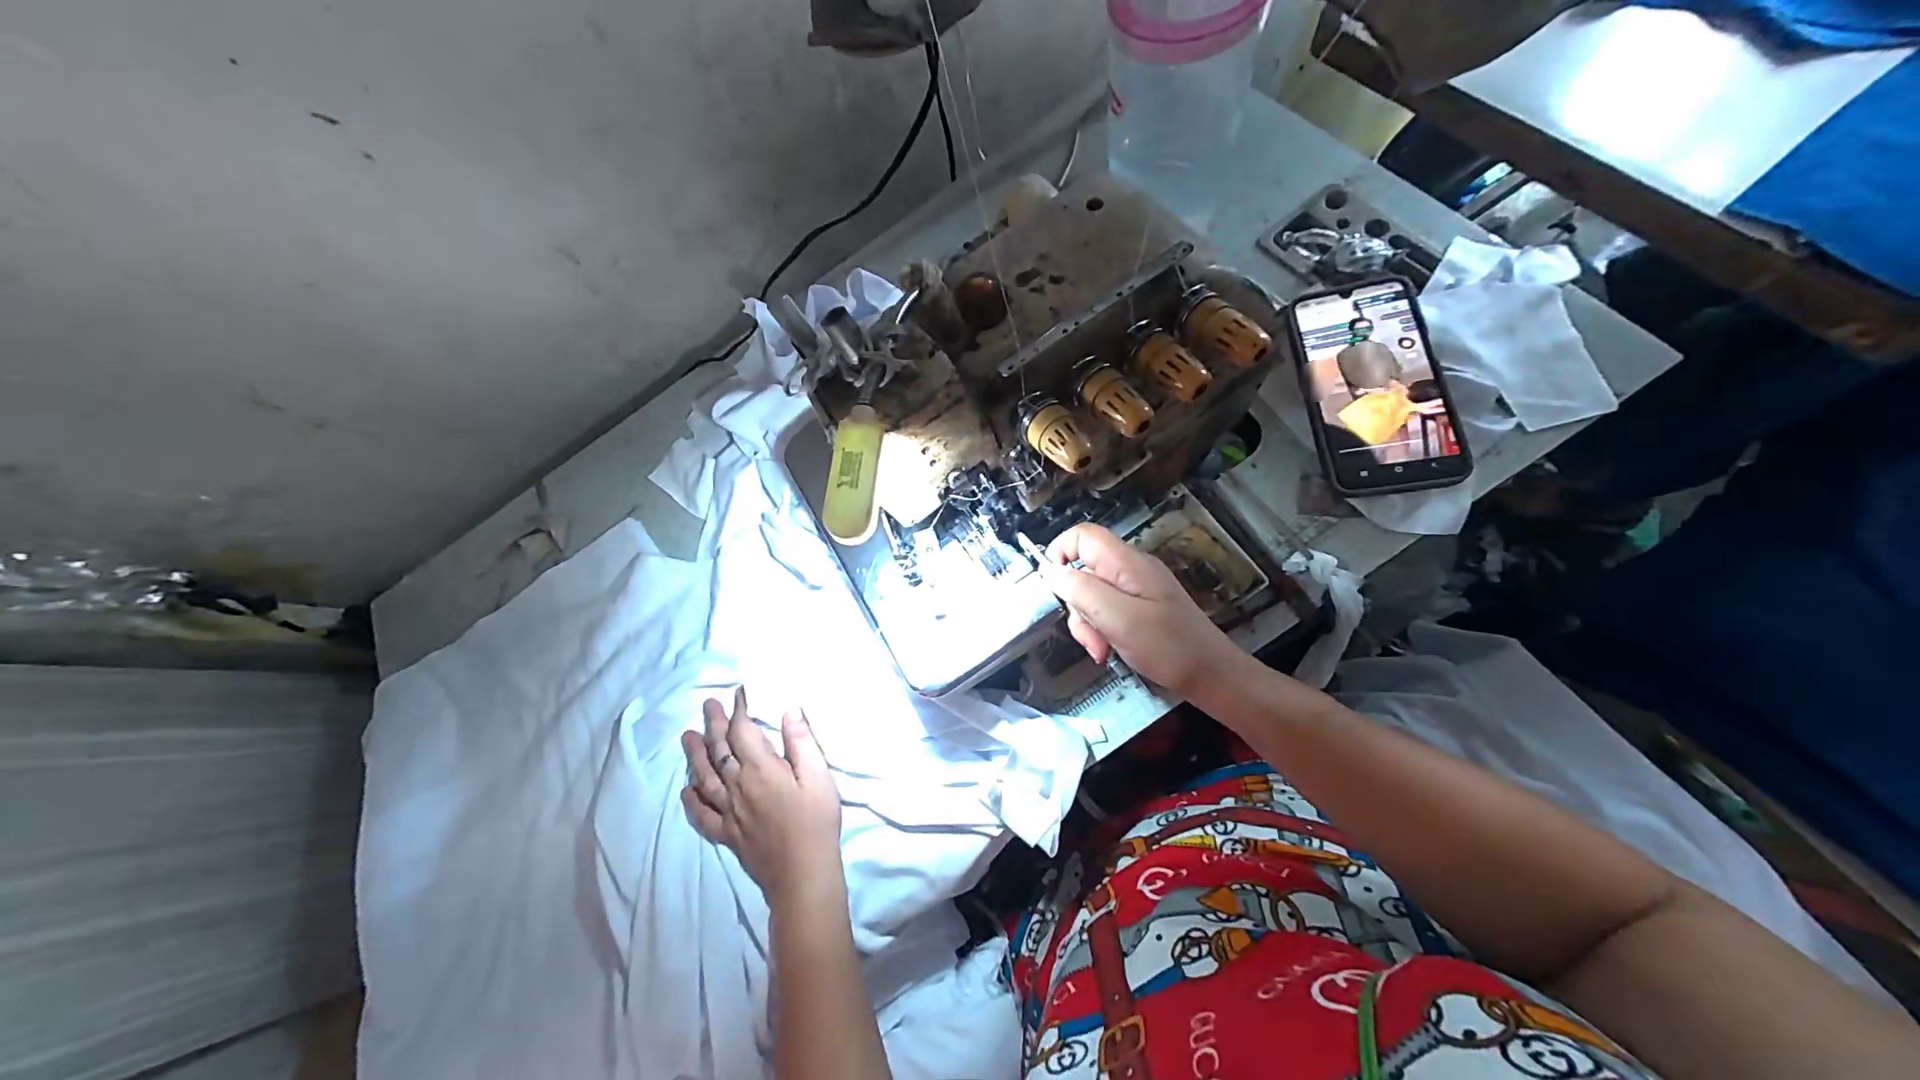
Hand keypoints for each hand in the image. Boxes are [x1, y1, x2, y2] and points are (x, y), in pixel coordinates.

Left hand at [681, 687, 844, 909]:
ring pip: (705, 778)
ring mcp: (729, 812)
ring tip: (687, 737)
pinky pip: (702, 815)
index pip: (744, 731)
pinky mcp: (727, 835)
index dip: (740, 710)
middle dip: (714, 725)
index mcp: (761, 769)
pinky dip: (691, 801)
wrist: (802, 874)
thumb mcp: (818, 777)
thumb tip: (789, 711)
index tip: (740, 693)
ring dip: (695, 755)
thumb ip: (801, 743)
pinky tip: (686, 791)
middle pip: (720, 750)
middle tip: (708, 705)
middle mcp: (738, 787)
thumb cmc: (816, 822)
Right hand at [1035, 523, 1245, 696]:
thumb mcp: (1119, 619)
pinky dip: (1101, 630)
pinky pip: (1106, 610)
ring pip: (1090, 595)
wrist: (1211, 675)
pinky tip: (1110, 650)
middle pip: (1082, 570)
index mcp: (1127, 563)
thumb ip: (1081, 591)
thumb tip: (1049, 571)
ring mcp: (1136, 588)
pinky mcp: (1139, 607)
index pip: (1082, 535)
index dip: (1060, 554)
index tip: (1055, 589)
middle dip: (1077, 605)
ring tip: (1102, 649)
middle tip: (1089, 636)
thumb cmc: (1168, 647)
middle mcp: (1130, 569)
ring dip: (1088, 624)